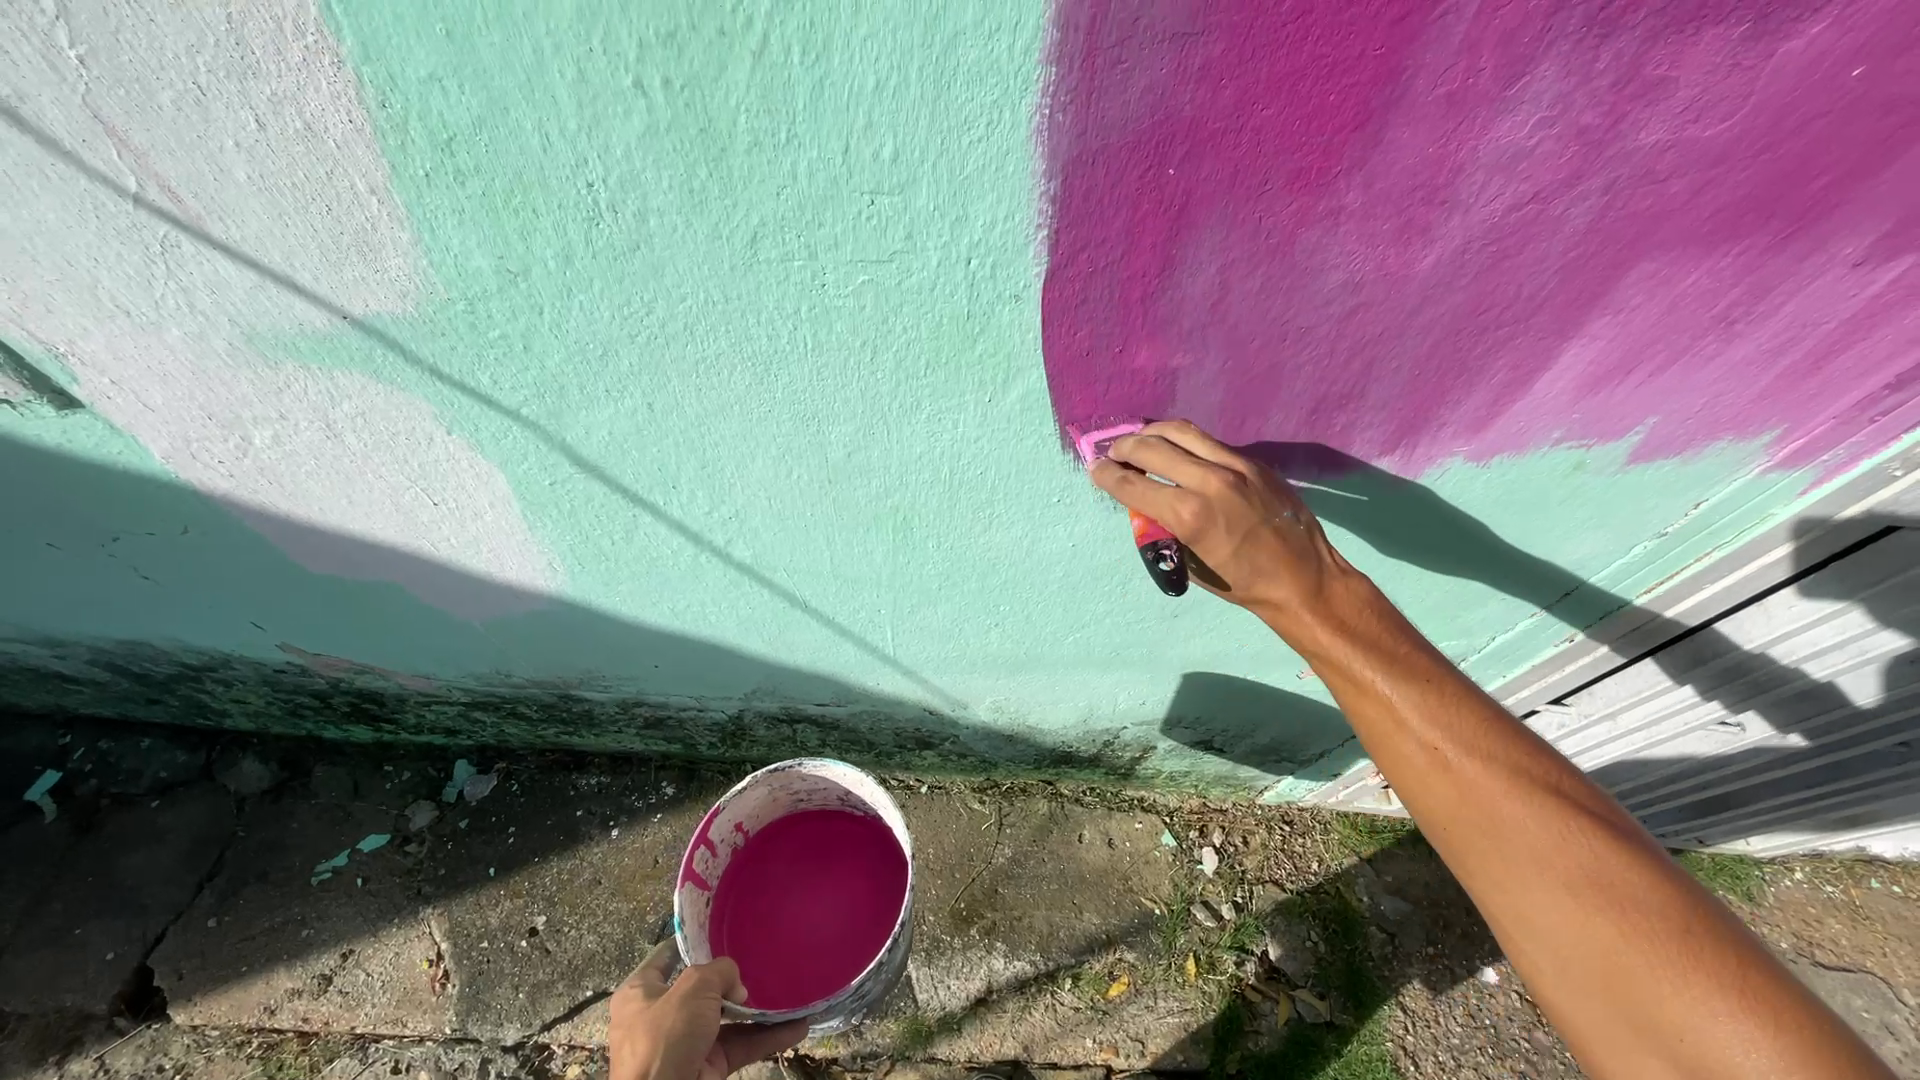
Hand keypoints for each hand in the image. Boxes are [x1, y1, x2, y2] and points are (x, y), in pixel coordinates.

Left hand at [609, 941, 808, 1079]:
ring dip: (758, 1011)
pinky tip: (797, 1027)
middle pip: (703, 989)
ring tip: (790, 993)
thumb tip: (736, 987)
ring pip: (727, 1020)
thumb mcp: (693, 988)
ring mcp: (685, 1045)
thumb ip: (720, 972)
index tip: (718, 929)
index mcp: (641, 993)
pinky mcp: (706, 1068)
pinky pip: (740, 1046)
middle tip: (763, 963)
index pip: (665, 958)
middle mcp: (661, 1017)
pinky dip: (767, 1038)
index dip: (689, 942)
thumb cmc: (664, 1038)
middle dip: (733, 979)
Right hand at [1088, 419, 1359, 634]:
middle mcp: (1209, 481)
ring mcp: (1236, 466)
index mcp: (1188, 515)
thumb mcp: (1189, 563)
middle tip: (1112, 453)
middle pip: (1151, 447)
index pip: (1132, 484)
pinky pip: (1209, 441)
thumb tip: (1145, 503)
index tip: (1095, 470)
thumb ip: (1163, 527)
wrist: (1303, 578)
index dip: (1106, 475)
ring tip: (1139, 441)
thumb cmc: (1240, 583)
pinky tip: (1176, 450)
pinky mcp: (1254, 462)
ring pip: (1181, 431)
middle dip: (1123, 448)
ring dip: (1151, 433)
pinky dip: (1183, 442)